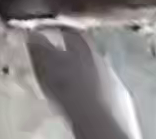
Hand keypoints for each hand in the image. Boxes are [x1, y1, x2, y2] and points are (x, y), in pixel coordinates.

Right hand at [27, 29, 142, 138]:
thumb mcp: (43, 62)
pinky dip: (89, 91)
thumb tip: (31, 32)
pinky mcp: (124, 106)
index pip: (68, 29)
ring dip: (79, 73)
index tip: (39, 29)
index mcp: (85, 47)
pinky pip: (102, 90)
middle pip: (83, 51)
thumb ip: (36, 43)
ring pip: (93, 72)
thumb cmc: (69, 89)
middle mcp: (104, 62)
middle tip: (50, 57)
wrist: (102, 128)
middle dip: (67, 53)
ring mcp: (117, 85)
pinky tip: (79, 98)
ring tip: (63, 80)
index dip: (53, 27)